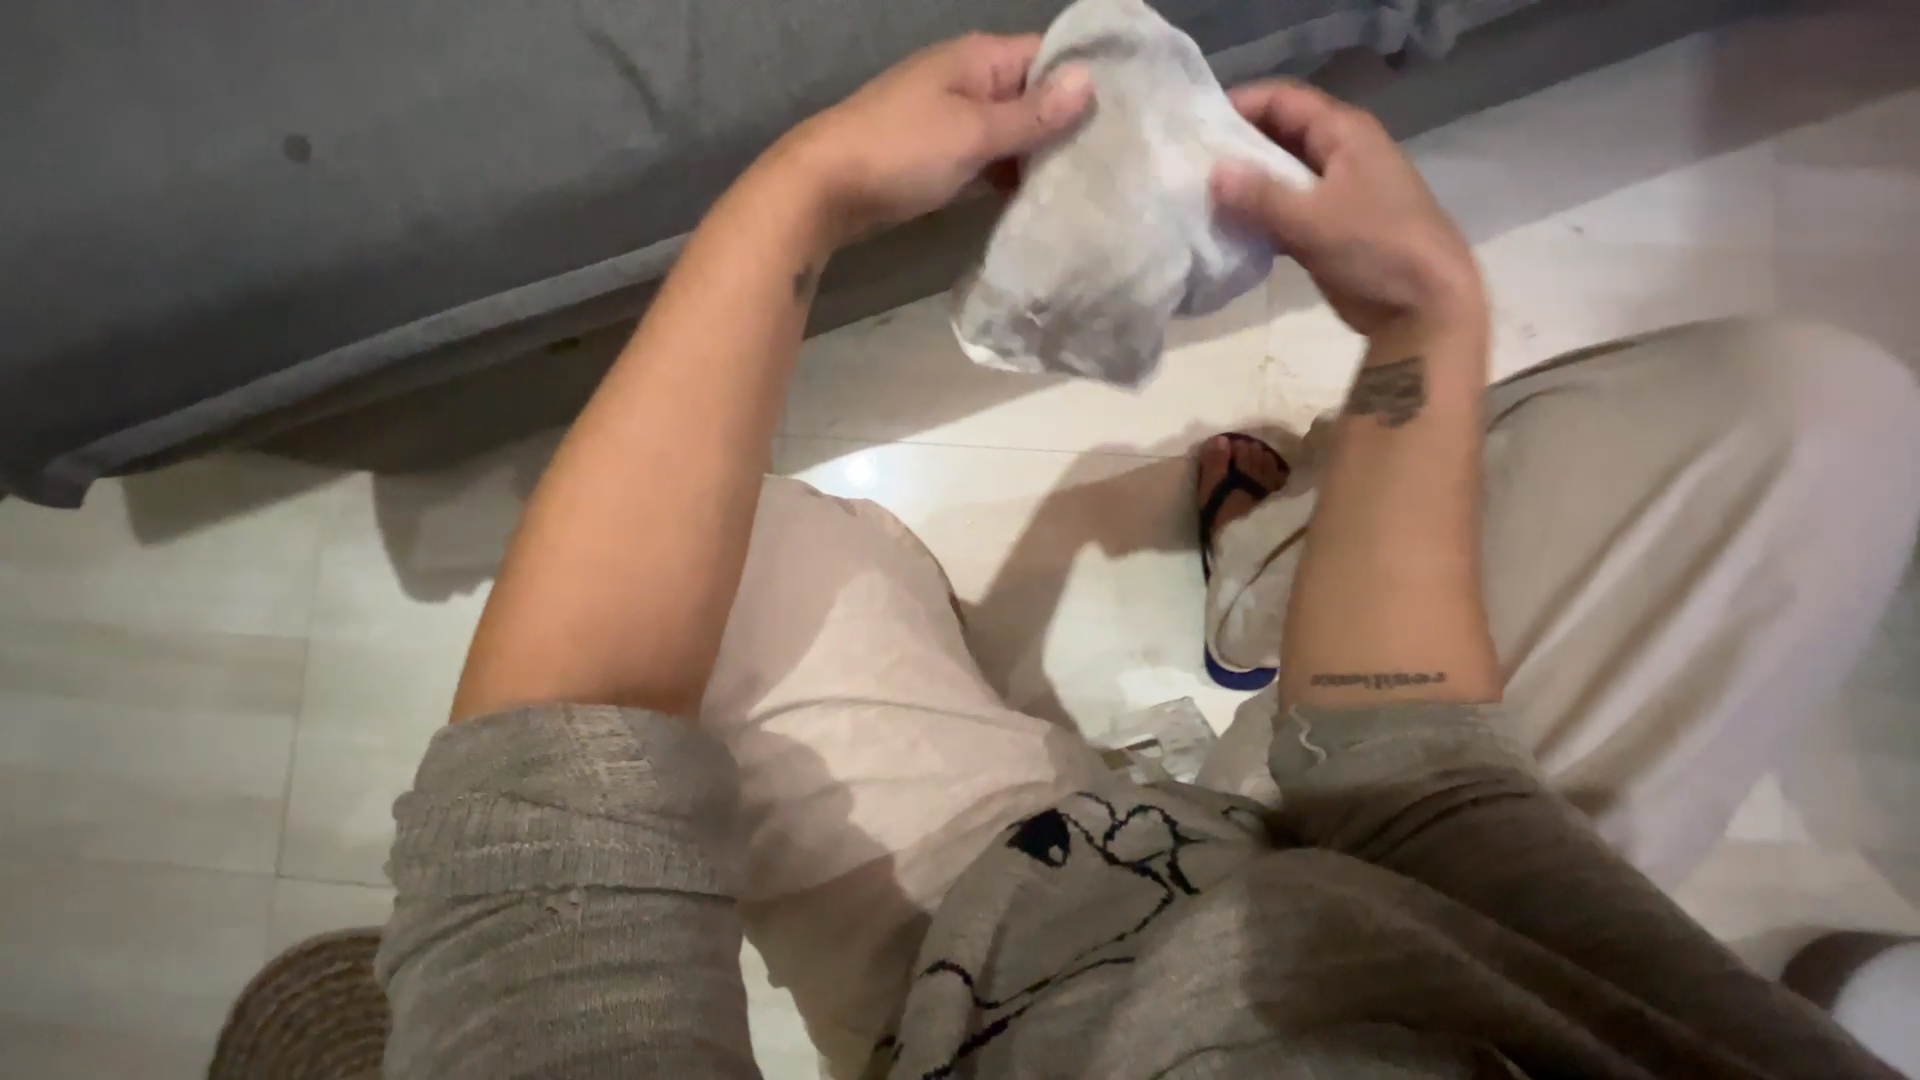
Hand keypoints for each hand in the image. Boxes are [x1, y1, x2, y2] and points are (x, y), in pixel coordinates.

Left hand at [776, 34, 1092, 247]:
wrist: (826, 188)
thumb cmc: (901, 151)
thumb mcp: (973, 132)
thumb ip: (1031, 114)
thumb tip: (1089, 82)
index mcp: (979, 59)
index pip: (1048, 56)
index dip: (1084, 82)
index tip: (1124, 116)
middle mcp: (969, 82)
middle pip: (1031, 97)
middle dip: (1065, 126)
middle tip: (1111, 162)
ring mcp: (951, 122)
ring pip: (1009, 135)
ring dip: (1037, 158)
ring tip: (1082, 187)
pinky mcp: (938, 160)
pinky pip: (986, 163)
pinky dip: (1007, 178)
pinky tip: (1034, 202)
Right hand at [1210, 81, 1484, 336]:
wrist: (1421, 303)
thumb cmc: (1376, 247)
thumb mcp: (1314, 219)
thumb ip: (1261, 196)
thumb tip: (1213, 174)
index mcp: (1344, 134)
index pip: (1285, 101)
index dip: (1242, 105)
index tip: (1197, 124)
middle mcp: (1337, 155)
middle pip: (1279, 136)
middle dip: (1237, 147)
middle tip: (1189, 164)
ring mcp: (1332, 194)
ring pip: (1279, 178)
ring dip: (1243, 187)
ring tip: (1198, 197)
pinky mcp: (1325, 230)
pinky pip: (1282, 213)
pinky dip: (1256, 218)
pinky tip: (1225, 231)